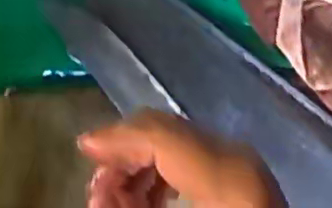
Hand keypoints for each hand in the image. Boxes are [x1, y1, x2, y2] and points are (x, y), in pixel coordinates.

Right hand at [78, 111, 282, 207]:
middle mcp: (237, 156)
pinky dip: (167, 173)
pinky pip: (197, 158)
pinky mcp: (248, 177)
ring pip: (179, 142)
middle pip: (167, 132)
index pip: (160, 135)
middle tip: (97, 188)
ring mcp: (246, 164)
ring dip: (142, 165)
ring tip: (116, 199)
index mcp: (226, 174)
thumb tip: (99, 192)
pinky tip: (148, 200)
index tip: (83, 149)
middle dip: (125, 154)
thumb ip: (135, 205)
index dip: (116, 139)